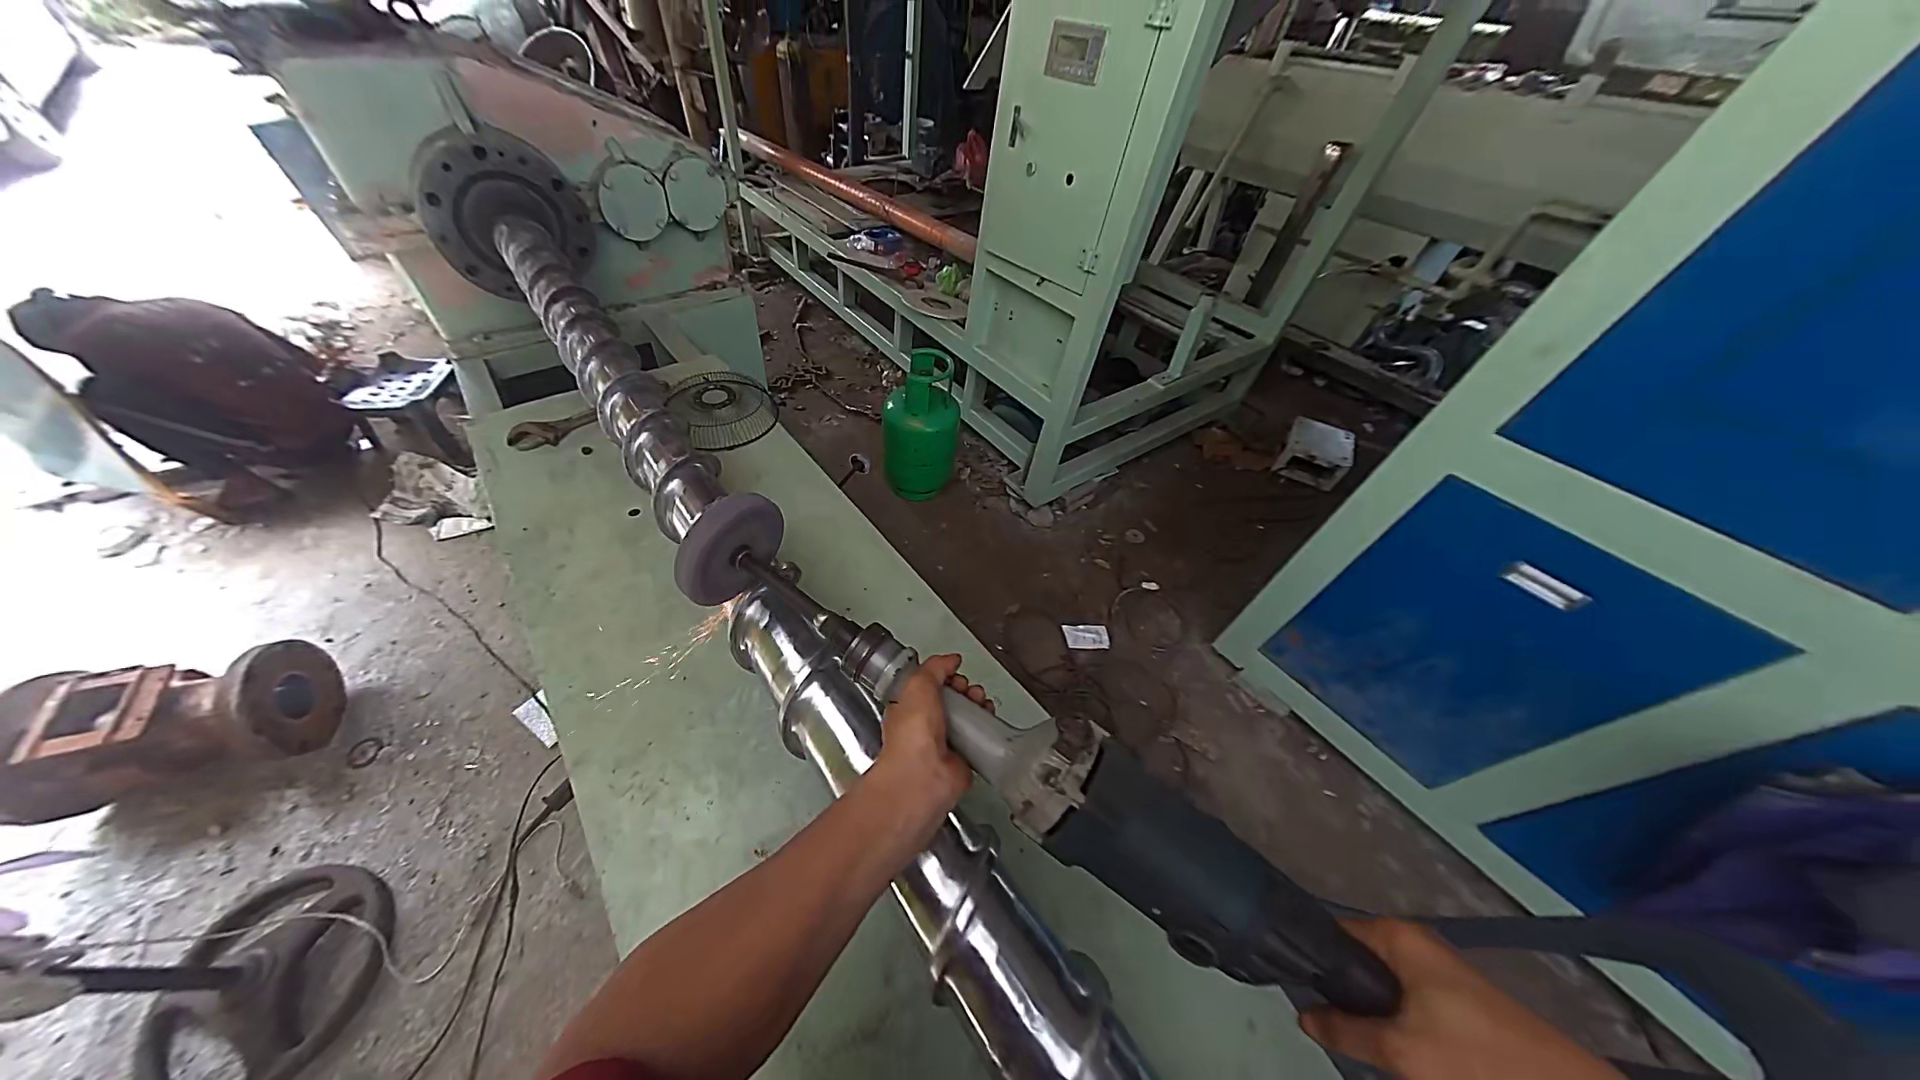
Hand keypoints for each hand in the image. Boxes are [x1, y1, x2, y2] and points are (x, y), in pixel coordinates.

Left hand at [868, 654, 983, 834]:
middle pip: (952, 698)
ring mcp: (945, 741)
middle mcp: (925, 724)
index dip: (944, 675)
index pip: (930, 683)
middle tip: (968, 689)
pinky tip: (988, 718)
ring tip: (980, 701)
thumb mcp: (918, 684)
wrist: (924, 774)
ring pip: (967, 715)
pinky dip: (987, 726)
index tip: (954, 672)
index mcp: (908, 706)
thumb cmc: (911, 734)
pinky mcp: (964, 757)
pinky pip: (979, 737)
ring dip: (978, 703)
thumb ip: (935, 667)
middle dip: (965, 688)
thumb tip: (950, 659)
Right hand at [1299, 919, 1622, 1079]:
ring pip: (1378, 983)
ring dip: (1366, 1009)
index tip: (1294, 987)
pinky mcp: (1453, 998)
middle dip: (1340, 989)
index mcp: (1396, 936)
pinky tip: (1391, 1047)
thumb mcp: (1401, 1050)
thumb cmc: (1478, 1060)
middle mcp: (1412, 942)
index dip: (1311, 959)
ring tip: (1355, 1037)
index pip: (1330, 932)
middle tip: (1326, 1022)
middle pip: (1353, 958)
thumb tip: (1304, 1016)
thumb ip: (1345, 1030)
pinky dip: (1391, 1019)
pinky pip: (1402, 1000)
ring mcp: (1435, 969)